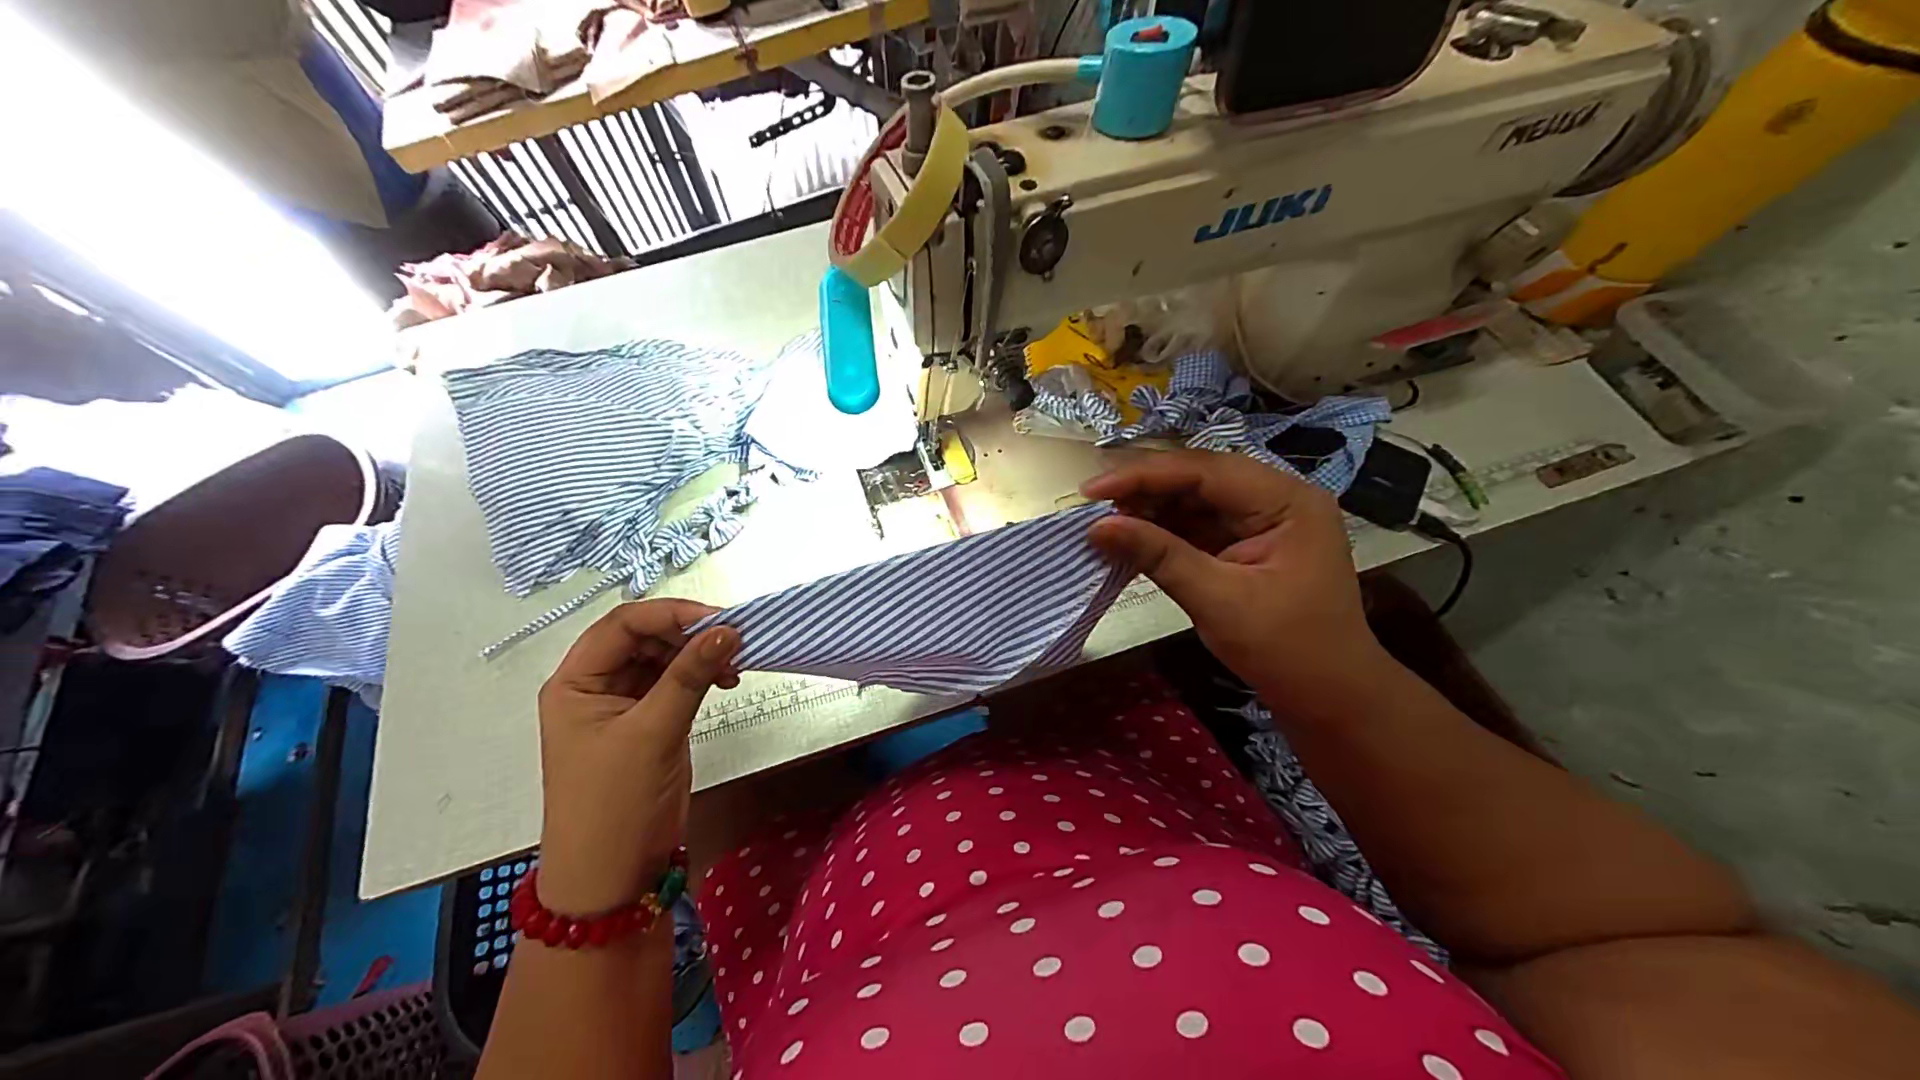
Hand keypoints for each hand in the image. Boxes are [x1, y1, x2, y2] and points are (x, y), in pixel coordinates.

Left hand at [534, 599, 740, 914]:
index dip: (670, 614)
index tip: (719, 619)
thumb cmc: (615, 804)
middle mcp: (595, 687)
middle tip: (733, 641)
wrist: (612, 879)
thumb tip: (727, 629)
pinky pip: (676, 683)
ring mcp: (623, 705)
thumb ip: (689, 676)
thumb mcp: (653, 733)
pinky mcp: (649, 723)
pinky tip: (725, 681)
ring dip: (698, 656)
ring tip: (734, 666)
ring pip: (664, 659)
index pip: (622, 625)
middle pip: (644, 638)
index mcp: (575, 682)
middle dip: (688, 634)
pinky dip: (701, 677)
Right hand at [1082, 450, 1391, 713]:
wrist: (1329, 696)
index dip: (1144, 476)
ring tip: (1105, 523)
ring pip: (1195, 501)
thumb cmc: (1284, 648)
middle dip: (1145, 491)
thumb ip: (1158, 556)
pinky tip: (1131, 539)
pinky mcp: (1249, 543)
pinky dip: (1164, 533)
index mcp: (1287, 500)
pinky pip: (1199, 526)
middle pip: (1199, 479)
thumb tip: (1097, 527)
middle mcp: (1277, 498)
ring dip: (1151, 511)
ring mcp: (1264, 521)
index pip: (1205, 471)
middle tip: (1093, 506)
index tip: (1093, 489)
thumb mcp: (1217, 600)